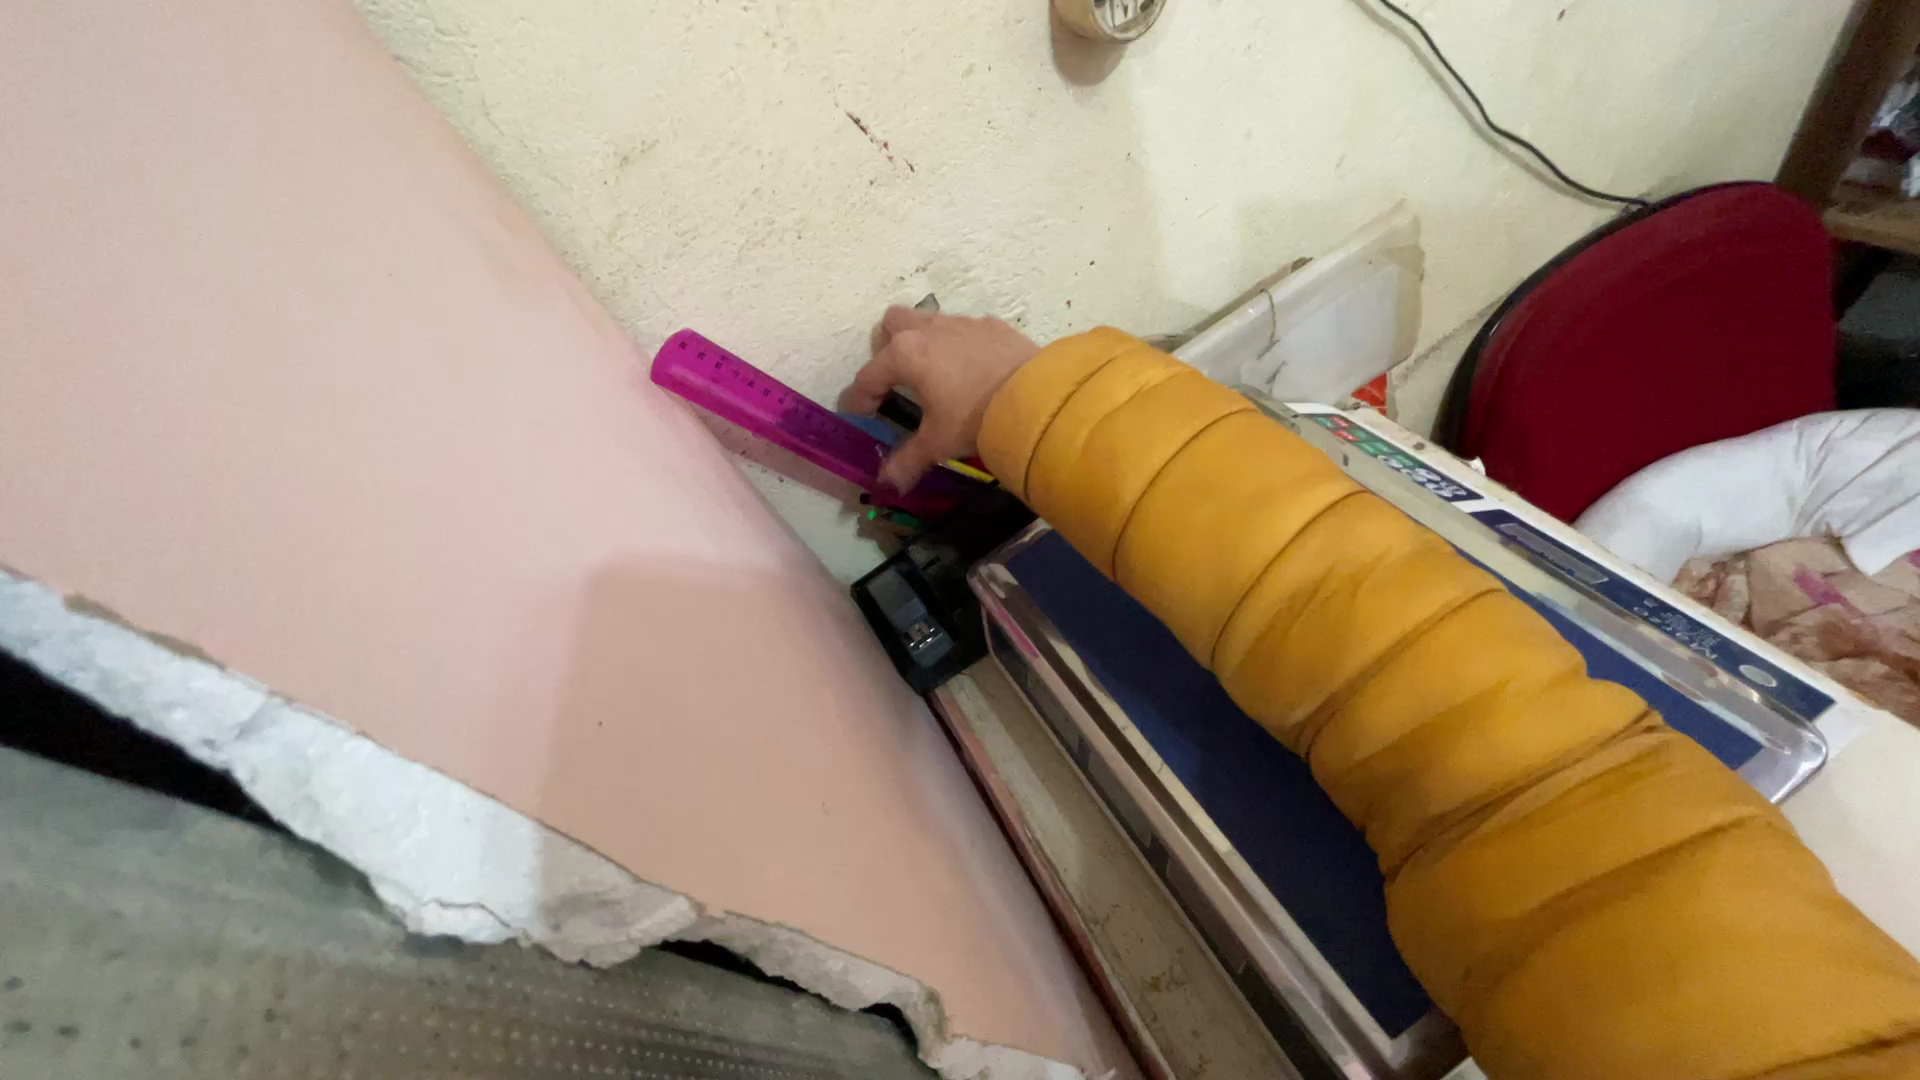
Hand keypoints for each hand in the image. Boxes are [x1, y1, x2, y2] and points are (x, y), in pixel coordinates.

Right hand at [845, 306, 1039, 490]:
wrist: (1036, 398)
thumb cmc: (975, 418)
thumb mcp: (938, 442)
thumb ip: (908, 461)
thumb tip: (887, 484)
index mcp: (906, 355)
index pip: (869, 376)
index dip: (861, 400)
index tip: (863, 417)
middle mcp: (929, 330)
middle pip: (893, 323)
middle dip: (888, 349)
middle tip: (900, 381)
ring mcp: (963, 324)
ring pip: (931, 322)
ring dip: (926, 345)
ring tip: (938, 377)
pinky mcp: (993, 326)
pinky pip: (966, 331)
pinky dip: (962, 348)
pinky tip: (975, 373)